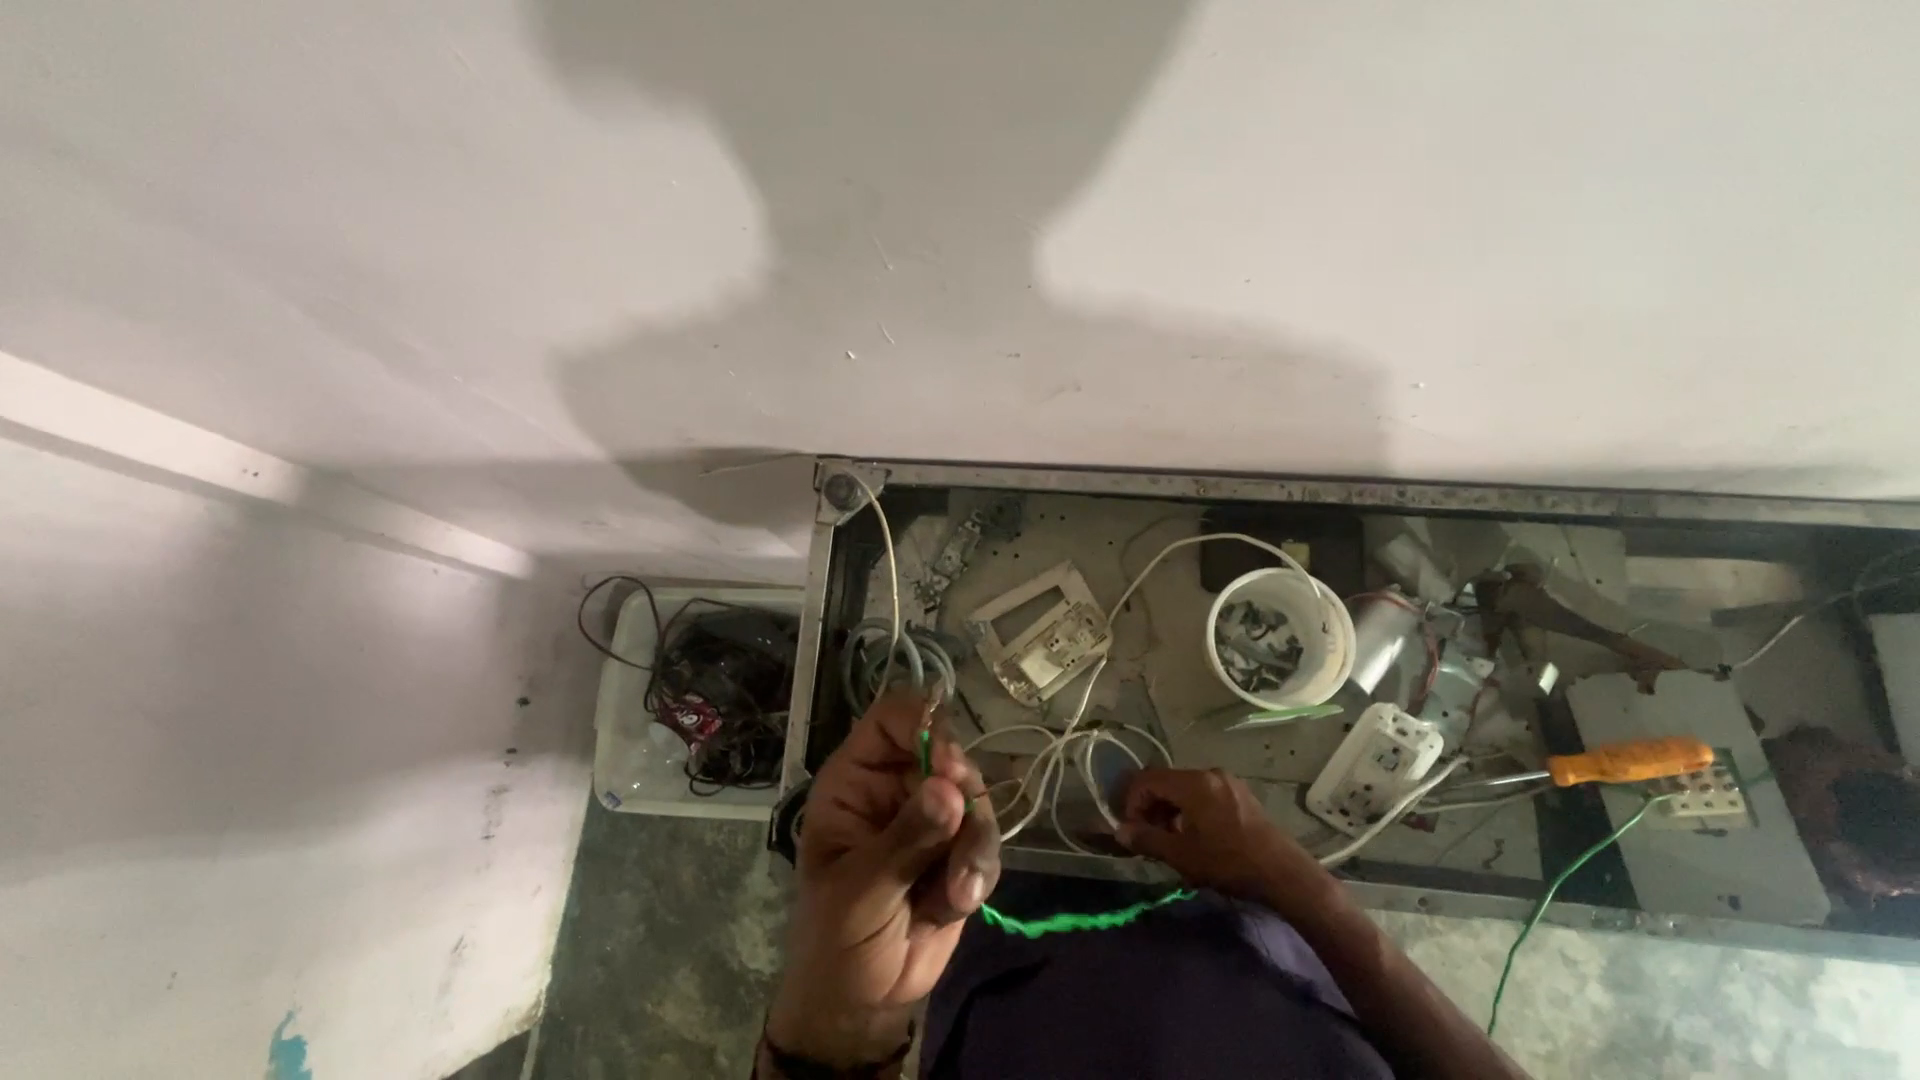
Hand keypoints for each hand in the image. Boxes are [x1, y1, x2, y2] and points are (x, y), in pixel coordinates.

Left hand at [766, 690, 1001, 1065]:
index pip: (893, 718)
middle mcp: (898, 789)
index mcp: (857, 780)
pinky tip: (956, 904)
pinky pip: (988, 841)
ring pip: (977, 801)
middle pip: (950, 756)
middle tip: (958, 831)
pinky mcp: (960, 852)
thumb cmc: (835, 938)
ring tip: (953, 892)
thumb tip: (948, 789)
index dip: (923, 722)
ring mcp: (933, 820)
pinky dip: (979, 873)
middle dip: (963, 796)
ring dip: (973, 846)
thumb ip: (905, 839)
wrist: (862, 1002)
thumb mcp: (860, 890)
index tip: (947, 761)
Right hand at [1117, 767, 1330, 909]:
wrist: (1283, 874)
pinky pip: (1204, 795)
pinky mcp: (1241, 795)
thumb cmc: (1228, 862)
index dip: (1132, 803)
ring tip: (1171, 841)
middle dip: (1151, 808)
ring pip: (1185, 789)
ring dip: (1170, 811)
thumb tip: (1120, 832)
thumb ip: (1147, 839)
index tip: (1133, 830)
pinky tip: (1195, 837)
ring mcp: (1228, 783)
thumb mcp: (1181, 855)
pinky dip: (1190, 810)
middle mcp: (1209, 774)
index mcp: (1193, 782)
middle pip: (1166, 782)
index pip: (1147, 780)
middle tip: (1149, 838)